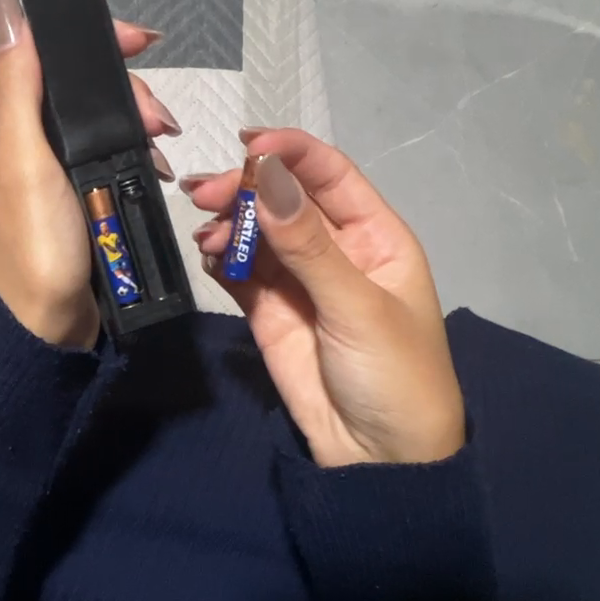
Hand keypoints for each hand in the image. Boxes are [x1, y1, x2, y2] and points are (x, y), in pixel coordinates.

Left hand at [0, 0, 178, 347]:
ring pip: (113, 125)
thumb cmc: (40, 243)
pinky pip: (122, 161)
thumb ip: (19, 87)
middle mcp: (42, 145)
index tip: (141, 41)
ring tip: (163, 147)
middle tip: (162, 120)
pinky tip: (157, 171)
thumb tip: (7, 4)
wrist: (53, 324)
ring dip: (145, 125)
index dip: (96, 41)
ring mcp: (68, 175)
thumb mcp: (27, 159)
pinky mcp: (91, 202)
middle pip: (93, 93)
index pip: (55, 60)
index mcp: (21, 128)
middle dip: (134, 93)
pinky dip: (144, 158)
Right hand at [187, 128, 464, 466]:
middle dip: (247, 190)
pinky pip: (238, 274)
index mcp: (374, 237)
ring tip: (206, 234)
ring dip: (228, 225)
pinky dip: (219, 260)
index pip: (331, 176)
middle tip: (205, 194)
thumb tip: (270, 182)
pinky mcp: (267, 313)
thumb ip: (310, 247)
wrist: (377, 454)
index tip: (248, 146)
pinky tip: (208, 256)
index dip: (291, 154)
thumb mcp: (358, 307)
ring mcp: (296, 281)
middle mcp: (333, 250)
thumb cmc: (394, 373)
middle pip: (283, 200)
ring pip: (255, 234)